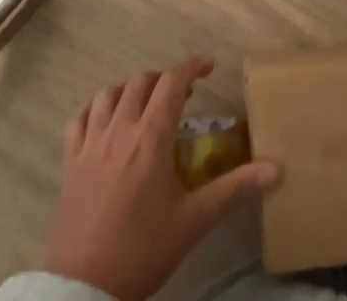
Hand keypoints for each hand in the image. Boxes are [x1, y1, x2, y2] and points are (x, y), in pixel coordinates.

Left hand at [45, 57, 280, 300]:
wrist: (87, 283)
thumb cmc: (144, 248)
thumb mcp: (195, 220)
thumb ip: (234, 188)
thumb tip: (276, 170)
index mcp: (150, 138)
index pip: (171, 83)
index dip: (191, 67)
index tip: (208, 66)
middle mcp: (118, 130)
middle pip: (140, 83)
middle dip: (164, 79)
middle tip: (183, 96)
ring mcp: (89, 144)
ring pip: (108, 94)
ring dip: (130, 89)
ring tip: (146, 104)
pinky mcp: (70, 161)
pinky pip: (79, 118)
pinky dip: (95, 107)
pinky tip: (105, 119)